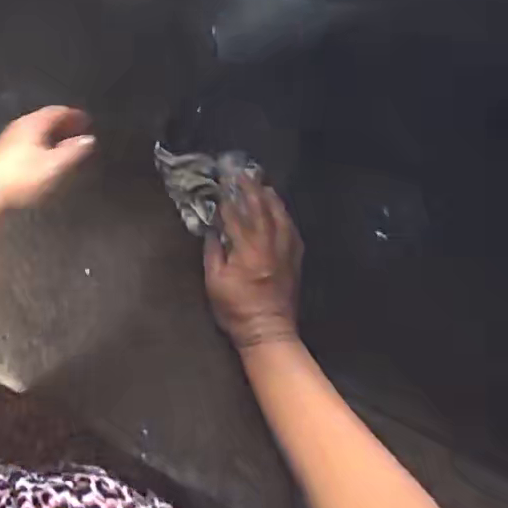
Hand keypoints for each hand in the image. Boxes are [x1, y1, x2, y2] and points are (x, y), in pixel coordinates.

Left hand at [0, 106, 95, 212]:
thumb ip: (73, 151)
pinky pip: (29, 139)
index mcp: (33, 123)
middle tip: (79, 131)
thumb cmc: (21, 176)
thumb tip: (89, 139)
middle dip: (64, 124)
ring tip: (66, 144)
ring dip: (53, 134)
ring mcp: (9, 137)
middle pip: (46, 119)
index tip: (87, 120)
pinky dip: (43, 142)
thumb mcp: (53, 165)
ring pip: (37, 129)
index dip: (73, 114)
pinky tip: (46, 156)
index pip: (57, 111)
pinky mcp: (3, 151)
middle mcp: (20, 125)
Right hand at [204, 175, 303, 351]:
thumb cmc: (235, 309)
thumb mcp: (214, 281)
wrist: (268, 333)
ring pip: (281, 219)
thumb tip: (213, 229)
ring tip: (263, 185)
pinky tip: (280, 211)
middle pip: (262, 212)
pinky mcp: (294, 262)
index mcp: (248, 251)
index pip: (236, 217)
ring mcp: (286, 254)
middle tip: (243, 174)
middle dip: (252, 191)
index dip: (228, 199)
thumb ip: (213, 251)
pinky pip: (292, 232)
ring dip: (271, 200)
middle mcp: (270, 248)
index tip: (220, 183)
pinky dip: (285, 217)